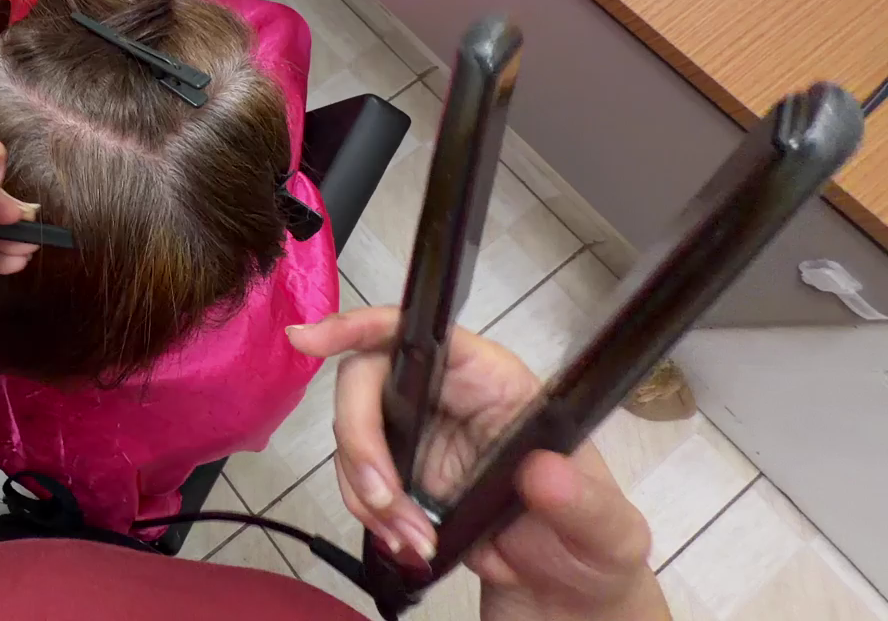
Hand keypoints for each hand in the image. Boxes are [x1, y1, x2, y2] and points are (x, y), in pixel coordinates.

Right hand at [290, 309, 669, 620]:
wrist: (556, 589)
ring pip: (350, 427)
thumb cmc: (588, 544)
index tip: (308, 340)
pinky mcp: (389, 462)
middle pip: (364, 380)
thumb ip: (586, 505)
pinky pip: (352, 469)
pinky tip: (399, 540)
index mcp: (484, 377)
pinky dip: (364, 506)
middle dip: (360, 440)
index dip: (358, 326)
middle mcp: (435, 389)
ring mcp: (407, 425)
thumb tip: (545, 472)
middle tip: (382, 500)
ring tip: (408, 540)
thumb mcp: (607, 532)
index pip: (412, 331)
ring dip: (363, 484)